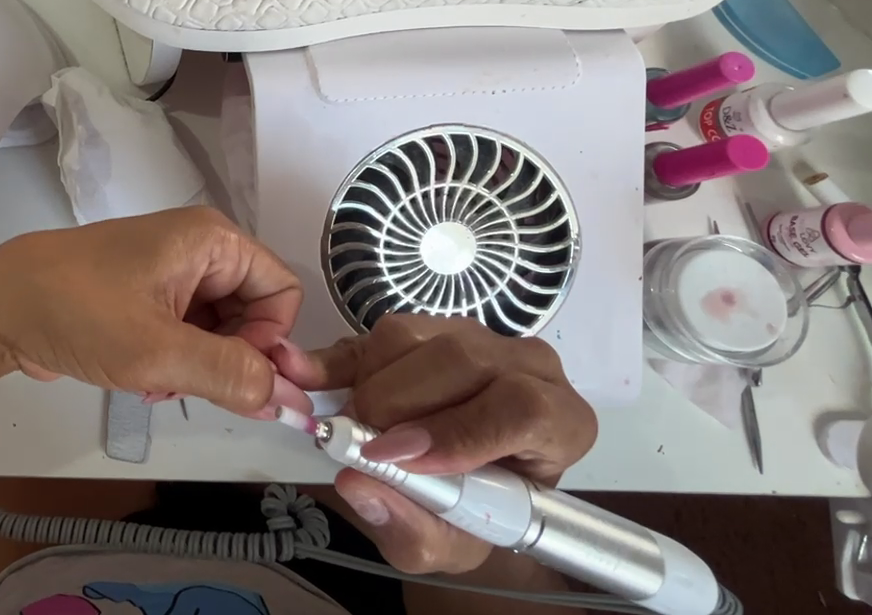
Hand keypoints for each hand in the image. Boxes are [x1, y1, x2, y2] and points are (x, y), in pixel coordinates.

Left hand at [0, 207, 312, 416]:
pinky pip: (185, 335)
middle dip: (228, 359)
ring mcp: (167, 272)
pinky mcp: (143, 296)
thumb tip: (291, 399)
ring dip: (197, 368)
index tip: (242, 380)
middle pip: (251, 314)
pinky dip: (173, 363)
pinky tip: (142, 380)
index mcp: (210, 240)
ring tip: (156, 381)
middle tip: (189, 384)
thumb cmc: (80, 314)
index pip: (282, 293)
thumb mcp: (161, 351)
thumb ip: (233, 375)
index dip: (271, 341)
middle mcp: (196, 249)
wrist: (1, 306)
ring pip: (217, 332)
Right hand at [272, 314, 597, 575]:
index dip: (458, 431)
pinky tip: (309, 377)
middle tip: (358, 441)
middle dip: (397, 402)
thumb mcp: (451, 546)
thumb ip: (411, 527)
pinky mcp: (422, 324)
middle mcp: (526, 365)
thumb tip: (356, 482)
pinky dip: (339, 359)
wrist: (460, 485)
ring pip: (411, 336)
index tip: (401, 458)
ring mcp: (472, 334)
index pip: (523, 408)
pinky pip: (375, 330)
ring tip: (354, 425)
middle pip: (461, 360)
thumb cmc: (472, 514)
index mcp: (561, 422)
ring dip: (369, 381)